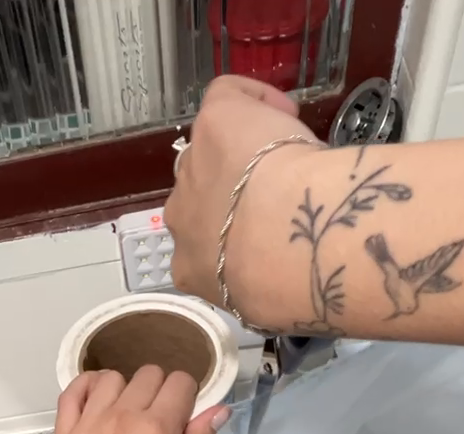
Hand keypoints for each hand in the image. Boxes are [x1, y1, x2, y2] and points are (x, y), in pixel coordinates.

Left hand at [43, 367, 229, 433]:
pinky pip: (72, 391)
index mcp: (156, 430)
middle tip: (159, 421)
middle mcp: (121, 417)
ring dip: (126, 388)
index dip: (189, 396)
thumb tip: (220, 410)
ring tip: (128, 415)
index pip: (181, 383)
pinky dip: (86, 386)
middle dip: (161, 390)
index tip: (184, 416)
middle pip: (149, 375)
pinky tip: (97, 400)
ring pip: (112, 377)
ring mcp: (88, 424)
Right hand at [164, 76, 318, 322]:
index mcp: (189, 268)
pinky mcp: (213, 121)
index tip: (263, 238)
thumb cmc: (277, 286)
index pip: (200, 248)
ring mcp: (192, 167)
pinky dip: (251, 98)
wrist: (283, 244)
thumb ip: (258, 291)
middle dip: (230, 196)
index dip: (229, 240)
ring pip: (210, 154)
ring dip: (241, 154)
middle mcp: (180, 218)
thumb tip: (277, 293)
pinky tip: (282, 112)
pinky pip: (224, 97)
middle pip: (199, 198)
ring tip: (283, 158)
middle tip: (274, 197)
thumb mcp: (259, 306)